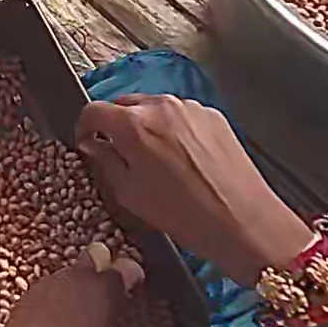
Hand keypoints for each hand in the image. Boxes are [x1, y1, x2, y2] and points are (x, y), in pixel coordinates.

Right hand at [76, 94, 312, 283]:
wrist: (243, 221)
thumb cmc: (183, 214)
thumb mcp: (129, 194)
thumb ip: (105, 161)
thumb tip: (94, 146)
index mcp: (133, 124)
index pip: (94, 110)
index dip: (85, 127)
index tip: (88, 141)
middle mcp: (160, 106)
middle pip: (124, 105)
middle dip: (116, 126)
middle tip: (120, 154)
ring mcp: (190, 107)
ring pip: (154, 108)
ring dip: (146, 126)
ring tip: (156, 161)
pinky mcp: (213, 115)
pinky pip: (181, 115)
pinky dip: (173, 130)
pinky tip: (182, 160)